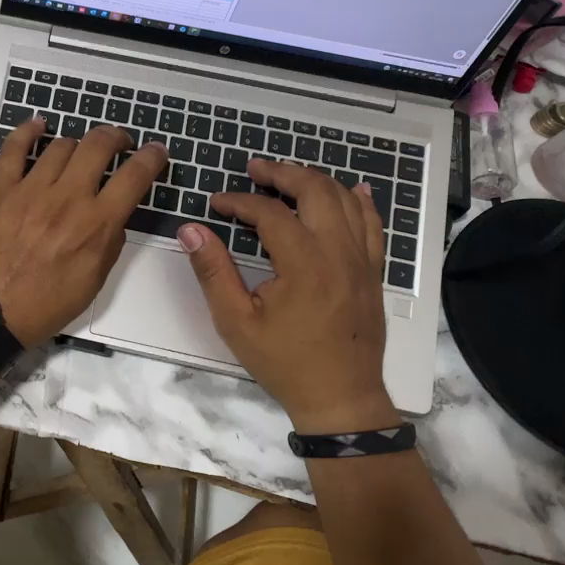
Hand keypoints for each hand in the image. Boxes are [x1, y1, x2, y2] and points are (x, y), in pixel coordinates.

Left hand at [0, 116, 168, 345]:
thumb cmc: (45, 304)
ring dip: (76, 143)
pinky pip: (13, 149)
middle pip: (98, 145)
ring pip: (61, 145)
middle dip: (116, 137)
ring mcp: (30, 191)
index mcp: (96, 225)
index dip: (152, 157)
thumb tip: (115, 212)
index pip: (135, 176)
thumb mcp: (94, 280)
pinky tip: (37, 125)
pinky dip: (27, 132)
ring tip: (78, 150)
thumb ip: (110, 240)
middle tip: (118, 142)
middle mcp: (66, 199)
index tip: (156, 151)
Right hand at [176, 159, 398, 434]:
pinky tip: (349, 190)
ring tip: (287, 176)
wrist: (341, 396)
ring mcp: (363, 261)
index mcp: (304, 265)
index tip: (216, 202)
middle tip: (255, 168)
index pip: (270, 213)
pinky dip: (359, 201)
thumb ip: (213, 271)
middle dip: (283, 173)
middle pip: (316, 191)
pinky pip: (373, 224)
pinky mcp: (374, 272)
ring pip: (346, 201)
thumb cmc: (283, 361)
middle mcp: (339, 253)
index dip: (239, 201)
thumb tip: (191, 230)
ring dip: (315, 181)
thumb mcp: (235, 321)